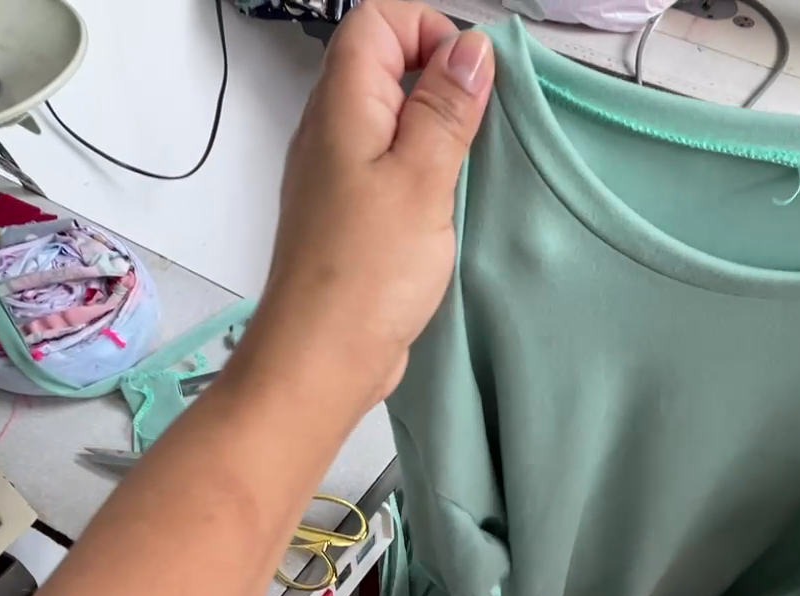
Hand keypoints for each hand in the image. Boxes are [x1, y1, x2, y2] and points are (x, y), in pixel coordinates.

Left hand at [249, 0, 493, 406]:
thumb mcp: (422, 182)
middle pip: (380, 66)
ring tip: (465, 169)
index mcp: (342, 106)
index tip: (472, 80)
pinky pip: (383, 170)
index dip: (429, 29)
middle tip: (477, 128)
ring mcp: (334, 177)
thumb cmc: (368, 274)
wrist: (322, 357)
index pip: (377, 20)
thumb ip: (445, 111)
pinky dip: (417, 172)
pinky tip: (443, 207)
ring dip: (431, 131)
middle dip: (437, 79)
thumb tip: (469, 50)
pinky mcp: (347, 219)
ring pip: (385, 122)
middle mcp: (329, 132)